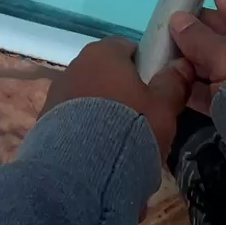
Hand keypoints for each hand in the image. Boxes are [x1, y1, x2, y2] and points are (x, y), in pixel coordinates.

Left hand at [44, 37, 191, 159]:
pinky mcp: (43, 125)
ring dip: (103, 119)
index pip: (128, 48)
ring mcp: (56, 95)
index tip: (155, 94)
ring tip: (119, 151)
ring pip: (90, 103)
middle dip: (122, 97)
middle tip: (140, 125)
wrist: (78, 175)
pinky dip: (86, 138)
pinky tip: (98, 162)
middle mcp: (76, 66)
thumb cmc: (127, 128)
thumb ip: (174, 83)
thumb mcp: (163, 107)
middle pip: (107, 76)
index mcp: (103, 52)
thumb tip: (182, 65)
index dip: (145, 68)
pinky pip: (74, 126)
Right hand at [169, 0, 225, 110]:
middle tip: (161, 25)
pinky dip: (189, 86)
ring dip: (185, 59)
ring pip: (207, 60)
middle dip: (189, 28)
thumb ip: (197, 37)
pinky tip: (167, 83)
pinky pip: (206, 88)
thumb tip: (177, 19)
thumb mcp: (225, 54)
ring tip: (157, 54)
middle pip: (213, 30)